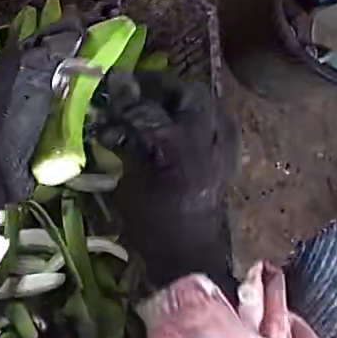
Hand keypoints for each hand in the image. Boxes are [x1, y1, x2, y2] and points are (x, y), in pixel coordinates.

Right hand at [97, 73, 238, 296]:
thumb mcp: (131, 182)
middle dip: (158, 86)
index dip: (126, 92)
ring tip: (155, 103)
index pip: (146, 107)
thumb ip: (124, 141)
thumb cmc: (153, 224)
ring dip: (178, 98)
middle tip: (135, 88)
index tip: (110, 80)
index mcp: (176, 146)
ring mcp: (223, 145)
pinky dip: (195, 116)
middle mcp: (206, 138)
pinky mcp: (230, 154)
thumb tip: (106, 113)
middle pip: (184, 93)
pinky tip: (179, 124)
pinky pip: (214, 121)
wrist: (191, 256)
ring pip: (203, 103)